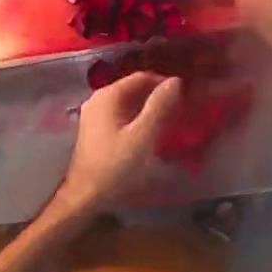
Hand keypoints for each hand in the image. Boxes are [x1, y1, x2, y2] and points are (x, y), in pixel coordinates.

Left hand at [58, 72, 184, 211]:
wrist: (87, 193)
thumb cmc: (117, 165)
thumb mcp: (144, 136)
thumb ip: (159, 106)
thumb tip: (175, 81)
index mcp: (108, 96)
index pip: (141, 77)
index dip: (164, 83)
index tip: (184, 95)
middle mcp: (97, 99)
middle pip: (132, 88)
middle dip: (156, 95)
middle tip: (179, 108)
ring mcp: (93, 114)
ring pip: (126, 102)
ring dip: (147, 107)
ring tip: (168, 120)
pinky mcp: (94, 129)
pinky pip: (120, 114)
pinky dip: (136, 117)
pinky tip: (148, 131)